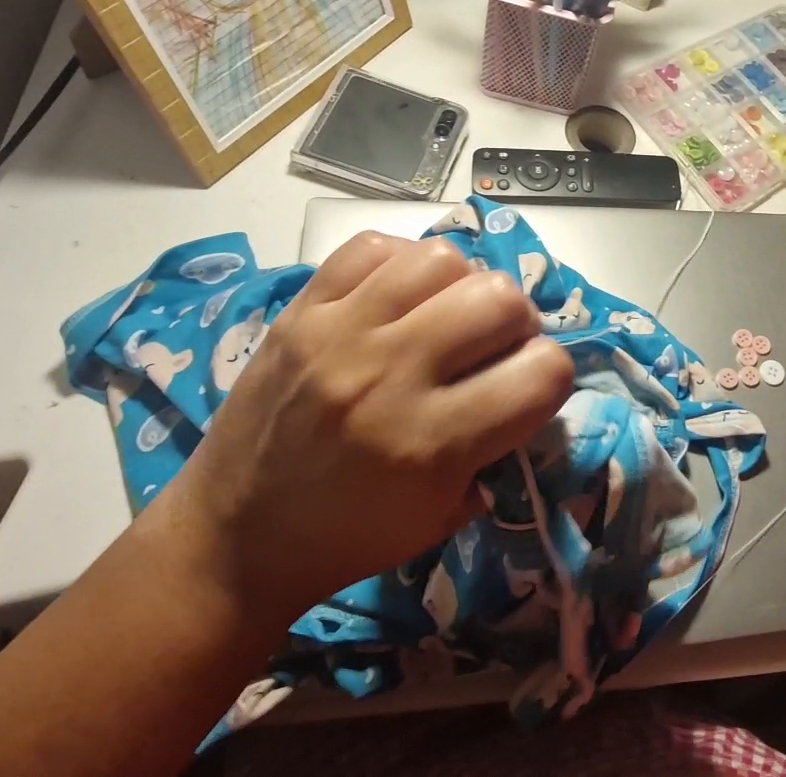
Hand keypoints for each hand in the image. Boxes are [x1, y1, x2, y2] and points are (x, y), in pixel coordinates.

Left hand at [149, 233, 573, 618]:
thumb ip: (499, 446)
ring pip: (442, 259)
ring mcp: (339, 334)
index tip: (530, 387)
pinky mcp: (299, 312)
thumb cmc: (350, 537)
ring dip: (463, 285)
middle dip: (517, 321)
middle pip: (501, 299)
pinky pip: (371, 246)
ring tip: (446, 314)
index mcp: (433, 443)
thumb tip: (533, 383)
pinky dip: (400, 264)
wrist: (234, 539)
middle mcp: (390, 376)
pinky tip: (398, 298)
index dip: (552, 375)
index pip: (544, 370)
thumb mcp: (444, 514)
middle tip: (494, 345)